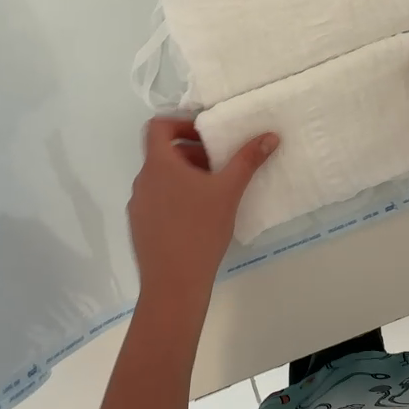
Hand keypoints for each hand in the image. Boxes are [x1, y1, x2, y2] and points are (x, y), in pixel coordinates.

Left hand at [127, 117, 277, 302]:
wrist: (173, 285)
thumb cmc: (200, 230)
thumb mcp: (229, 191)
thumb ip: (248, 160)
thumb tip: (270, 136)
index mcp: (159, 165)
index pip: (158, 127)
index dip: (181, 122)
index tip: (206, 134)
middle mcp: (142, 181)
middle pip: (164, 153)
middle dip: (193, 153)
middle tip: (220, 164)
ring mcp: (138, 206)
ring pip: (161, 178)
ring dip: (185, 176)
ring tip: (213, 191)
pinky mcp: (139, 227)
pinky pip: (157, 200)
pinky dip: (176, 197)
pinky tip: (198, 217)